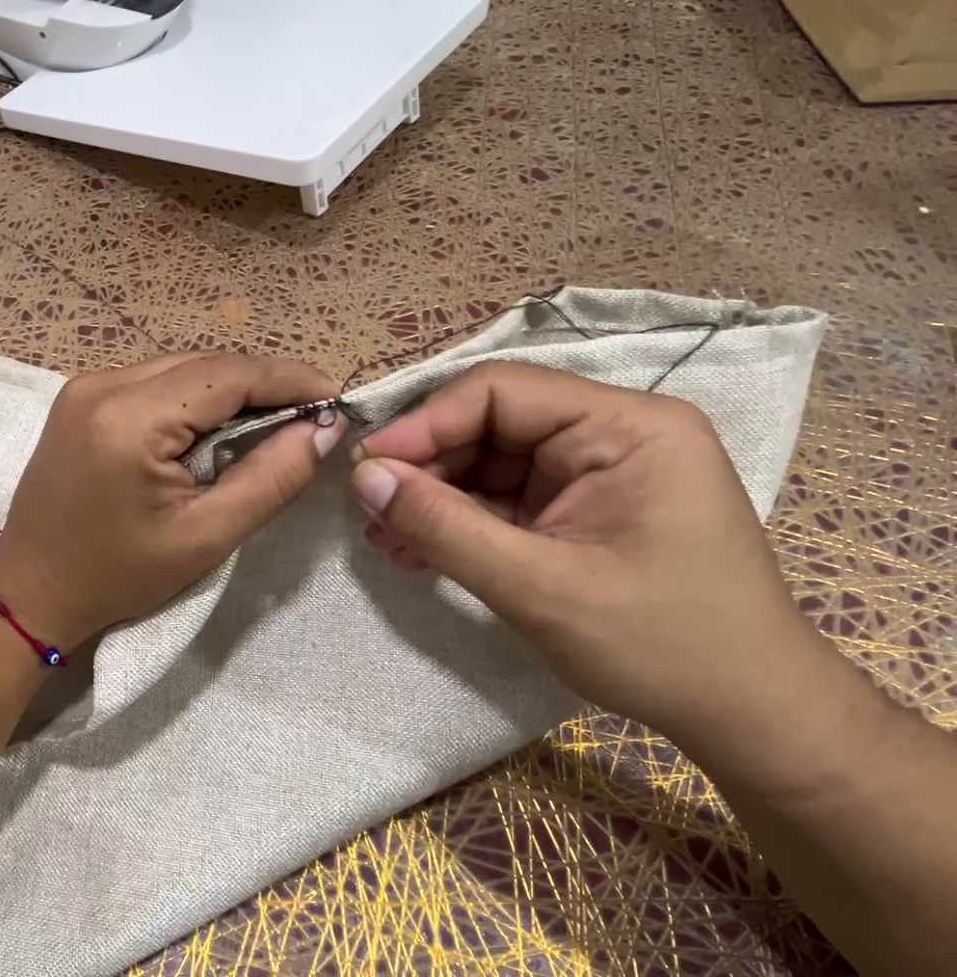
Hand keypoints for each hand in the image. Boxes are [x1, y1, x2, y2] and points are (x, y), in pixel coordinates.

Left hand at [0, 353, 341, 646]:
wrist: (32, 587)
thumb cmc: (116, 574)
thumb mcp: (205, 537)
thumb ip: (270, 478)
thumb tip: (322, 428)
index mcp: (129, 418)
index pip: (227, 373)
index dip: (288, 379)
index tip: (337, 398)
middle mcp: (101, 385)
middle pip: (204, 364)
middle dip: (261, 386)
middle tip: (309, 419)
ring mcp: (83, 387)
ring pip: (179, 369)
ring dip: (227, 392)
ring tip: (270, 427)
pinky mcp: (77, 398)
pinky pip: (151, 382)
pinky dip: (190, 399)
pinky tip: (213, 431)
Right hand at [348, 360, 838, 738]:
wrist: (747, 717)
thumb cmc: (662, 645)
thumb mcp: (539, 587)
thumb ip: (444, 526)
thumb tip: (361, 478)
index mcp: (626, 428)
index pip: (500, 392)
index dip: (425, 423)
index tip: (366, 468)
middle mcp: (610, 433)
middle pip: (487, 423)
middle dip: (423, 467)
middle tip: (370, 511)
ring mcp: (592, 471)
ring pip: (483, 460)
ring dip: (430, 498)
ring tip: (385, 539)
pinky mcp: (576, 507)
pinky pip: (497, 496)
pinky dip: (454, 520)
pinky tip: (415, 550)